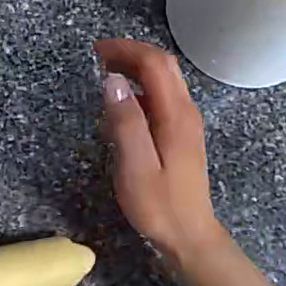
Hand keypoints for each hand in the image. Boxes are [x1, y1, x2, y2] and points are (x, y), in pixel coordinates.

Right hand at [94, 39, 230, 268]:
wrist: (189, 236)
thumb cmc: (159, 205)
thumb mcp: (135, 166)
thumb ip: (125, 122)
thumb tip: (113, 82)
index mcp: (175, 115)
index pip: (154, 64)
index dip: (125, 50)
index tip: (96, 52)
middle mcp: (186, 112)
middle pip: (164, 66)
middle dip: (132, 54)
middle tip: (99, 58)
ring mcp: (187, 124)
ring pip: (166, 82)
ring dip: (138, 71)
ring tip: (107, 76)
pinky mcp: (183, 137)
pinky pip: (164, 100)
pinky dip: (143, 91)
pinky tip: (124, 108)